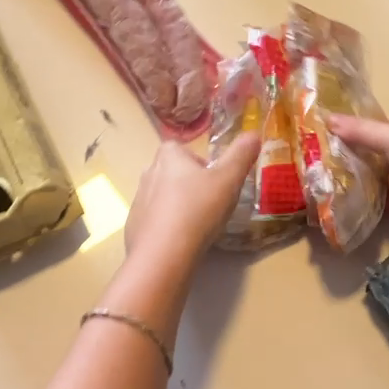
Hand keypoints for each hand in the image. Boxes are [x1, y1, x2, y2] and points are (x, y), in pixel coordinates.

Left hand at [123, 134, 260, 267]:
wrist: (163, 254)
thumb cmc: (198, 210)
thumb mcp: (229, 179)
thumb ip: (241, 154)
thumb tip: (253, 134)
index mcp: (169, 156)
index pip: (185, 150)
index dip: (202, 165)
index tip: (216, 183)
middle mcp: (149, 172)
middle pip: (175, 173)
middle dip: (191, 185)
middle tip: (210, 205)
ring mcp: (139, 200)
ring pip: (165, 197)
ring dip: (180, 206)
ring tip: (198, 226)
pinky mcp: (134, 225)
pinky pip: (155, 220)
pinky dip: (168, 226)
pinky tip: (181, 241)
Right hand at [327, 114, 388, 215]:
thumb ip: (359, 131)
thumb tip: (327, 118)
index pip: (386, 127)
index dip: (365, 134)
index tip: (342, 145)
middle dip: (368, 163)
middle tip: (341, 171)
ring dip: (377, 185)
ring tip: (350, 191)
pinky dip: (387, 203)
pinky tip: (369, 208)